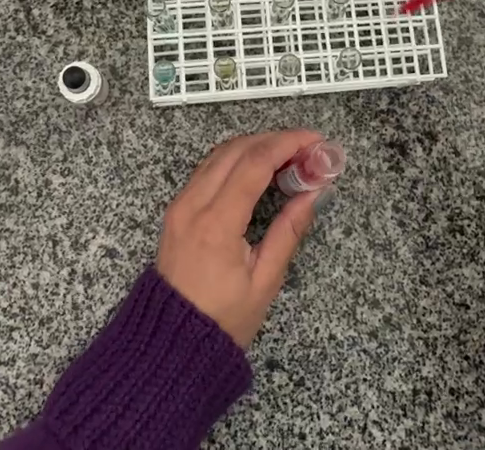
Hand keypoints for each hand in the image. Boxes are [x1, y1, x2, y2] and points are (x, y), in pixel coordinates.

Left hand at [156, 130, 326, 347]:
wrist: (169, 345)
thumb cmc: (221, 321)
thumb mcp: (264, 282)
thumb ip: (289, 230)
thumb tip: (314, 192)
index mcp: (216, 223)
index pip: (255, 162)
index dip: (288, 143)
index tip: (315, 140)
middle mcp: (193, 204)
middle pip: (237, 149)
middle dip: (275, 140)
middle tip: (307, 148)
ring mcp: (180, 204)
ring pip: (219, 153)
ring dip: (255, 146)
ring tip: (288, 156)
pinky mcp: (176, 209)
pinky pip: (207, 168)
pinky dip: (236, 159)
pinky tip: (259, 169)